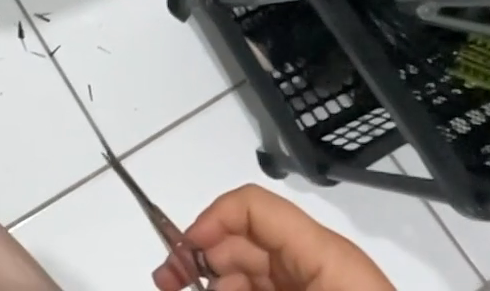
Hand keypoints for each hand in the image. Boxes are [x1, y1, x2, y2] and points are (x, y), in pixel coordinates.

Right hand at [153, 185, 395, 290]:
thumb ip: (235, 290)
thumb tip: (177, 281)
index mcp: (325, 256)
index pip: (254, 207)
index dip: (210, 220)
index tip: (182, 254)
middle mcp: (321, 266)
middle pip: (245, 241)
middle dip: (200, 259)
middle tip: (164, 284)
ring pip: (251, 273)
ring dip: (215, 284)